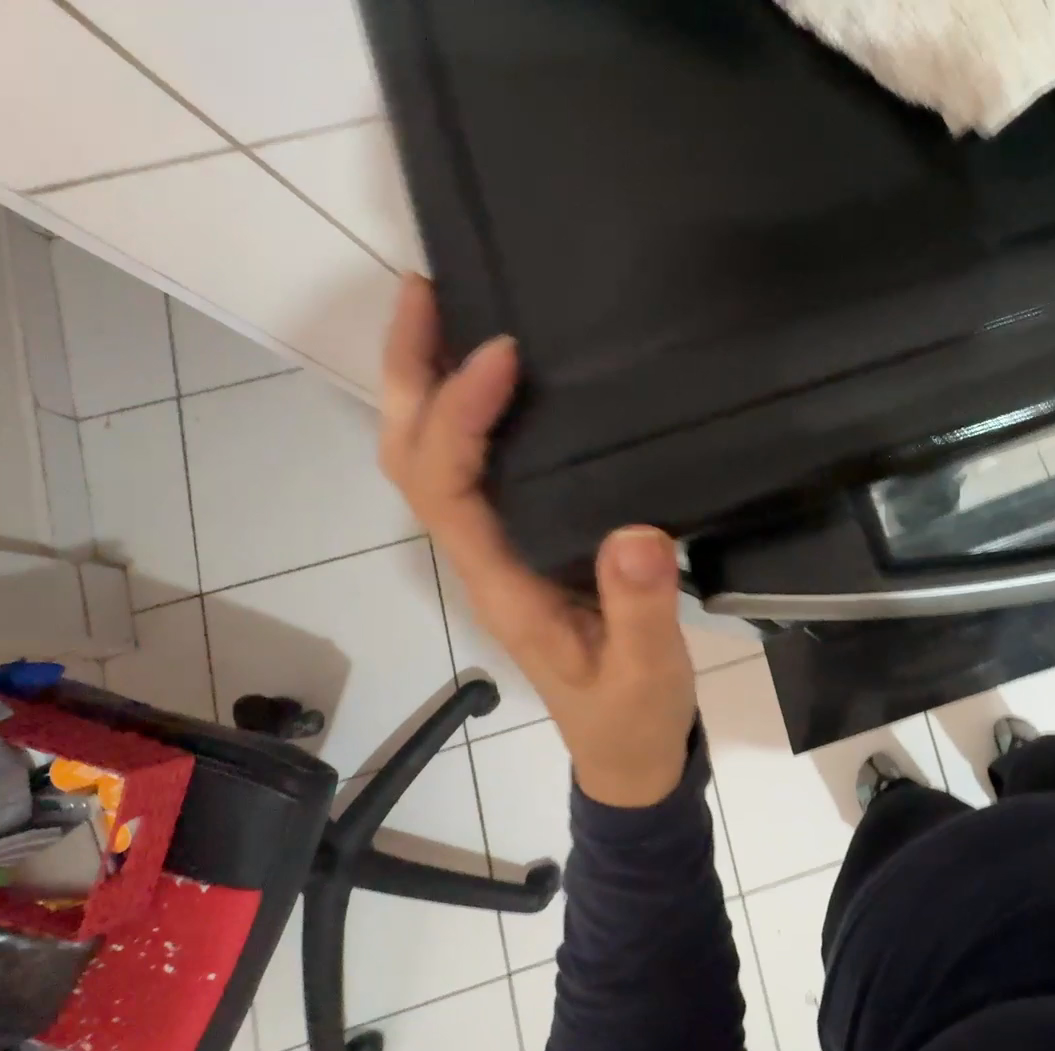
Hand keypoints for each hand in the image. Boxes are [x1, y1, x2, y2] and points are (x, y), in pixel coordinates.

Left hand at [378, 276, 697, 806]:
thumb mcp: (645, 672)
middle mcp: (484, 557)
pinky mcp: (531, 546)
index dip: (459, 416)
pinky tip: (508, 383)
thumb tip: (634, 528)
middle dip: (409, 376)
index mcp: (501, 582)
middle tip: (429, 294)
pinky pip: (482, 469)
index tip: (504, 355)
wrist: (628, 753)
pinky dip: (473, 415)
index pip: (449, 487)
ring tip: (449, 314)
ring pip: (436, 460)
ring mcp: (503, 550)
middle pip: (414, 459)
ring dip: (428, 385)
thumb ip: (639, 610)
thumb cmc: (632, 715)